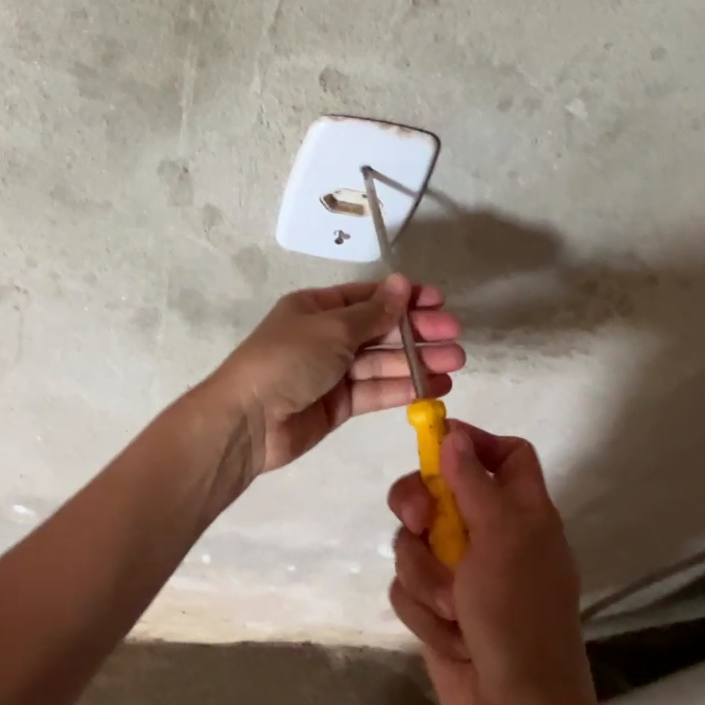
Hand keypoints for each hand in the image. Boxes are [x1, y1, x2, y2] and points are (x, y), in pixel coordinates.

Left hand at [205, 275, 463, 474]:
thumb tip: (402, 283)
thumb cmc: (287, 360)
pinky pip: (376, 391)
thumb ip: (373, 313)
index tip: (439, 302)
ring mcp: (333, 372)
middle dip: (417, 332)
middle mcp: (326, 337)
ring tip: (456, 361)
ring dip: (418, 361)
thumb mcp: (332, 329)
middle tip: (455, 336)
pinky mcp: (339, 405)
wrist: (248, 421)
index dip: (404, 299)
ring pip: (382, 362)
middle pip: (380, 330)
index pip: (368, 298)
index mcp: (317, 308)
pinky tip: (436, 387)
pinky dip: (404, 388)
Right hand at [387, 423, 610, 704]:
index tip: (435, 440)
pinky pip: (405, 582)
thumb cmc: (517, 612)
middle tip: (418, 520)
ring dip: (425, 574)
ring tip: (451, 606)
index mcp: (520, 511)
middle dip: (418, 505)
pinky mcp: (434, 603)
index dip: (473, 441)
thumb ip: (474, 481)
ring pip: (412, 539)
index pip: (505, 454)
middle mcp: (489, 533)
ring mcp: (459, 569)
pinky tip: (447, 632)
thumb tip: (454, 432)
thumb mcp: (503, 536)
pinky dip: (421, 607)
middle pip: (438, 488)